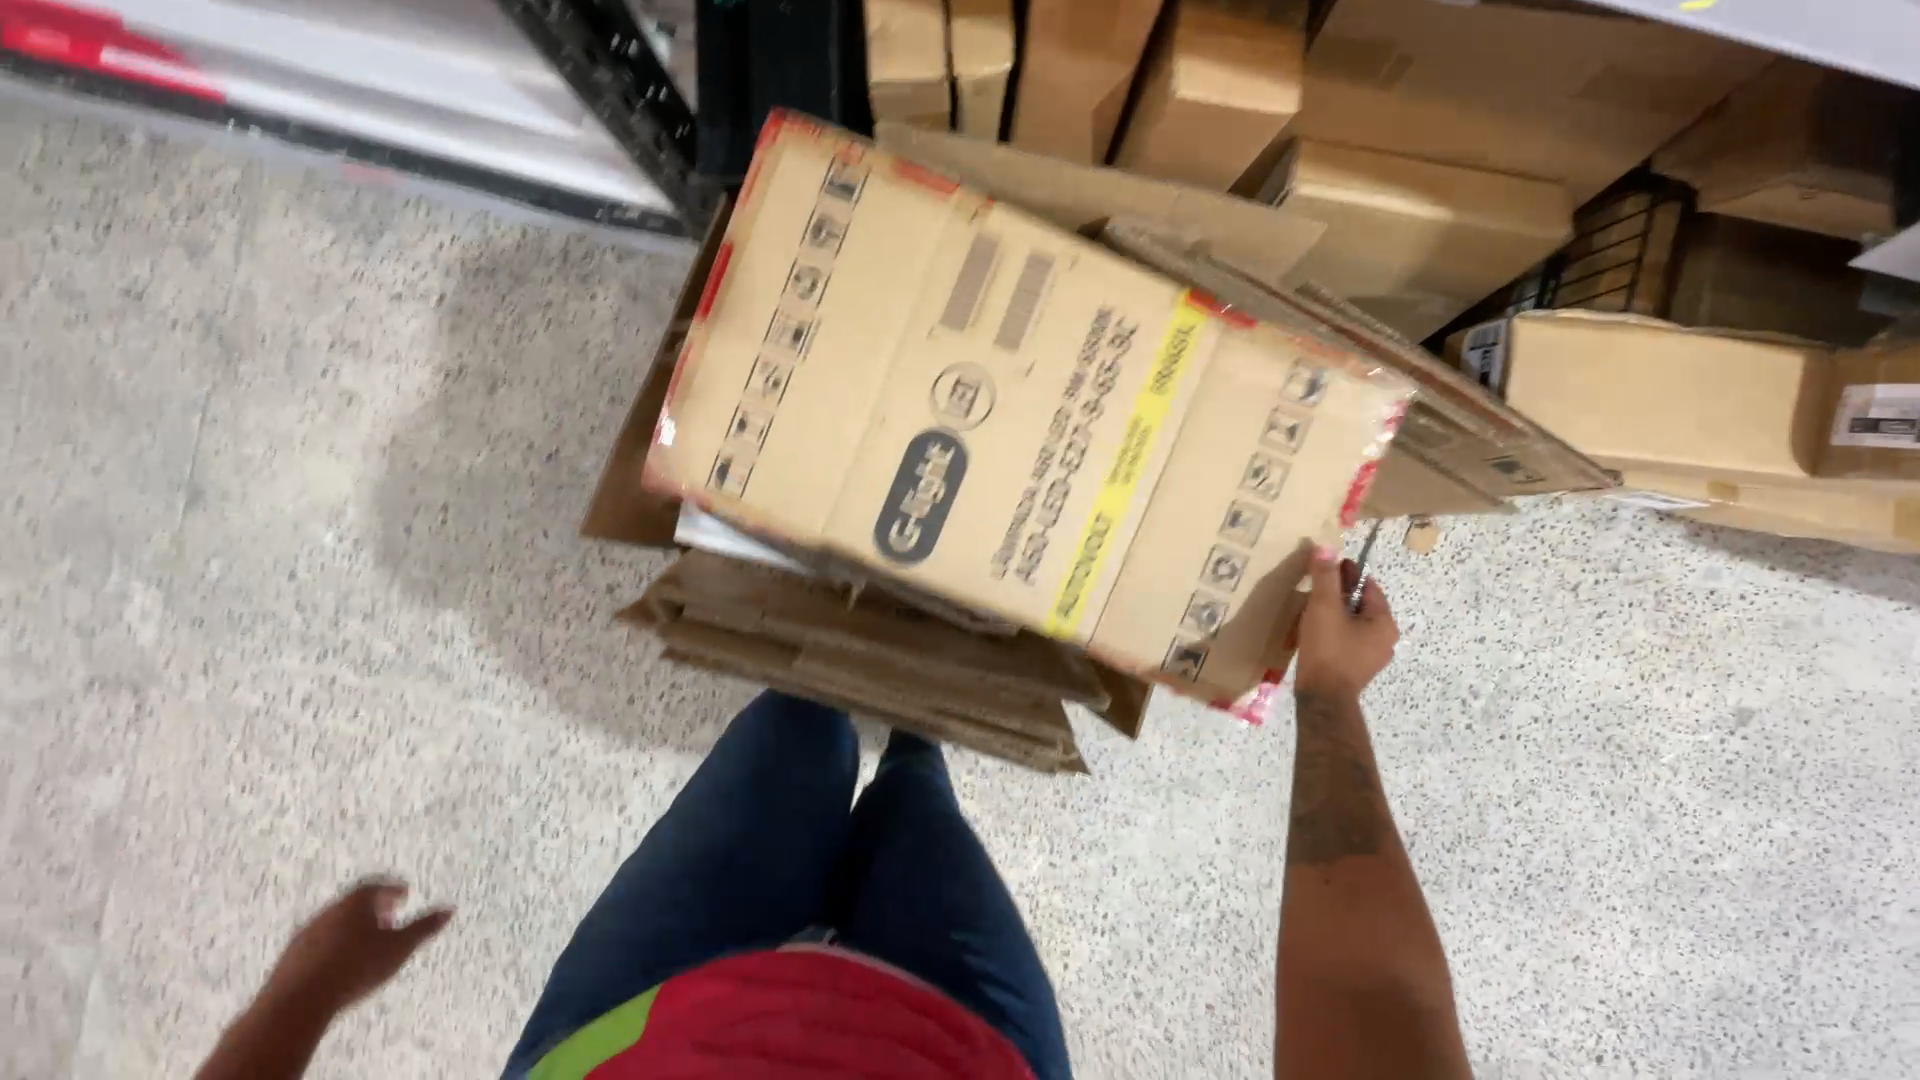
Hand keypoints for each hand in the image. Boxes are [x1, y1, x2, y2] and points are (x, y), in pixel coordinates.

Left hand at [262, 879, 453, 1014]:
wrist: (297, 1003)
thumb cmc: (357, 967)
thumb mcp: (400, 947)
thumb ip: (424, 927)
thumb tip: (450, 909)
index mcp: (356, 902)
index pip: (376, 885)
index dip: (393, 889)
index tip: (404, 895)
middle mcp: (328, 911)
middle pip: (353, 904)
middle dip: (373, 910)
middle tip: (389, 919)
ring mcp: (305, 935)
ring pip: (334, 924)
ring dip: (351, 929)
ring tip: (366, 945)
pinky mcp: (288, 959)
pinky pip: (317, 944)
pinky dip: (333, 947)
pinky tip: (340, 965)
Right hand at [1294, 545, 1397, 699]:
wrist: (1322, 697)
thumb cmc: (1328, 649)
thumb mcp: (1324, 608)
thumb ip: (1325, 577)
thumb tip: (1325, 546)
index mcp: (1384, 623)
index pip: (1368, 587)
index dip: (1348, 573)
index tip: (1327, 565)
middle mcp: (1384, 640)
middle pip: (1361, 607)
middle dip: (1339, 594)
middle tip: (1315, 584)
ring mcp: (1371, 658)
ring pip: (1353, 625)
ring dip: (1335, 614)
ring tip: (1310, 607)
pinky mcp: (1355, 671)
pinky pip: (1346, 642)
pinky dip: (1333, 632)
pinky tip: (1314, 632)